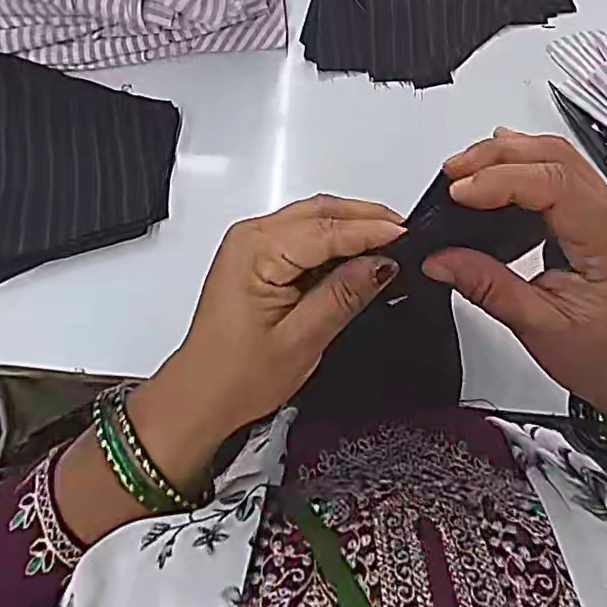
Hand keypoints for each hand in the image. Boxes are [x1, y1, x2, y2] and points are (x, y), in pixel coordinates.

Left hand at [146, 195, 405, 445]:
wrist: (201, 395)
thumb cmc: (235, 376)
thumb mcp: (301, 340)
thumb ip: (343, 295)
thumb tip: (380, 264)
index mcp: (255, 252)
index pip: (326, 229)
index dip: (370, 230)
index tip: (405, 234)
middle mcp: (249, 237)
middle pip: (319, 211)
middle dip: (365, 217)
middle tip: (403, 232)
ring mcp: (251, 243)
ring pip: (312, 216)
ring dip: (350, 224)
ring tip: (388, 241)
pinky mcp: (257, 253)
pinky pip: (303, 231)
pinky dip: (333, 236)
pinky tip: (356, 251)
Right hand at [424, 129, 606, 445]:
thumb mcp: (540, 328)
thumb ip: (487, 287)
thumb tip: (440, 260)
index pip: (555, 184)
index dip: (501, 180)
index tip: (460, 192)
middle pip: (555, 156)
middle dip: (497, 156)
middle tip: (453, 172)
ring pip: (558, 155)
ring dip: (508, 154)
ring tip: (466, 169)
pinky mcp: (594, 214)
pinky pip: (560, 170)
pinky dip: (523, 162)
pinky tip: (499, 166)